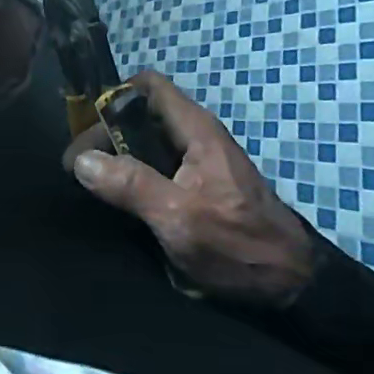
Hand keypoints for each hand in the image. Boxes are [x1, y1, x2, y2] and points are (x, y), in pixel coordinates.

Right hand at [64, 70, 318, 306]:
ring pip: (147, 141)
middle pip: (141, 113)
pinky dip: (134, 173)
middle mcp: (197, 135)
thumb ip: (130, 185)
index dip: (112, 96)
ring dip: (118, 155)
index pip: (147, 86)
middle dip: (107, 132)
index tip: (86, 126)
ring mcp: (200, 161)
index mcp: (195, 129)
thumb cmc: (238, 245)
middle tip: (80, 165)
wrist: (294, 287)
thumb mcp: (178, 217)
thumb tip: (81, 160)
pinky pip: (158, 165)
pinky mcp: (201, 185)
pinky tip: (120, 196)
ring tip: (92, 181)